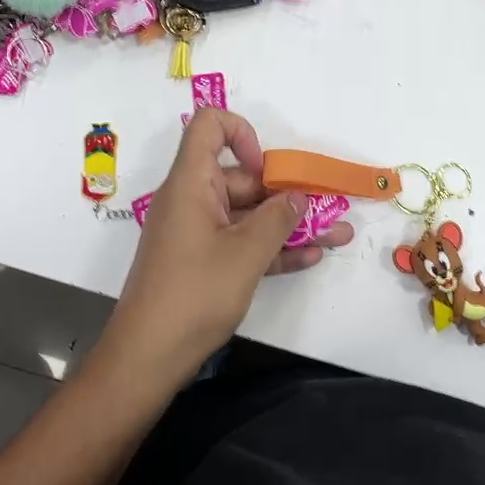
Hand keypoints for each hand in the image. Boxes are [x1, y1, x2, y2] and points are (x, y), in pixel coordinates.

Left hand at [99, 109, 352, 382]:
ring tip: (338, 234)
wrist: (147, 358)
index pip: (209, 127)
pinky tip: (310, 257)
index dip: (242, 133)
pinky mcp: (202, 262)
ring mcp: (197, 232)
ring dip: (289, 223)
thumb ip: (277, 220)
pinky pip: (241, 242)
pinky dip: (272, 248)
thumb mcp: (245, 255)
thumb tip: (297, 197)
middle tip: (328, 206)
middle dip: (286, 191)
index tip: (267, 167)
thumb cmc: (193, 294)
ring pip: (247, 214)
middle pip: (241, 177)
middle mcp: (192, 200)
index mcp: (191, 183)